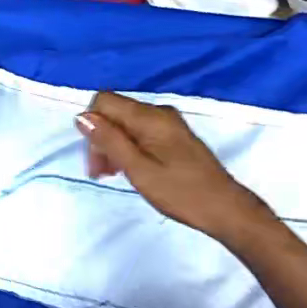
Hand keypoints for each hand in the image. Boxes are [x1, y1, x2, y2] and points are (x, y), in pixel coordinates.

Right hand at [77, 91, 282, 248]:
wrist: (223, 207)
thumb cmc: (180, 192)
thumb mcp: (139, 169)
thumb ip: (110, 141)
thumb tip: (83, 116)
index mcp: (150, 116)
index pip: (105, 100)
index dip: (92, 125)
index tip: (95, 157)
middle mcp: (160, 112)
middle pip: (116, 112)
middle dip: (101, 138)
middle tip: (101, 173)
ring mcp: (170, 123)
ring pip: (128, 124)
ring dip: (114, 145)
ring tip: (114, 175)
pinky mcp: (175, 136)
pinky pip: (143, 132)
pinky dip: (130, 147)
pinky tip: (131, 169)